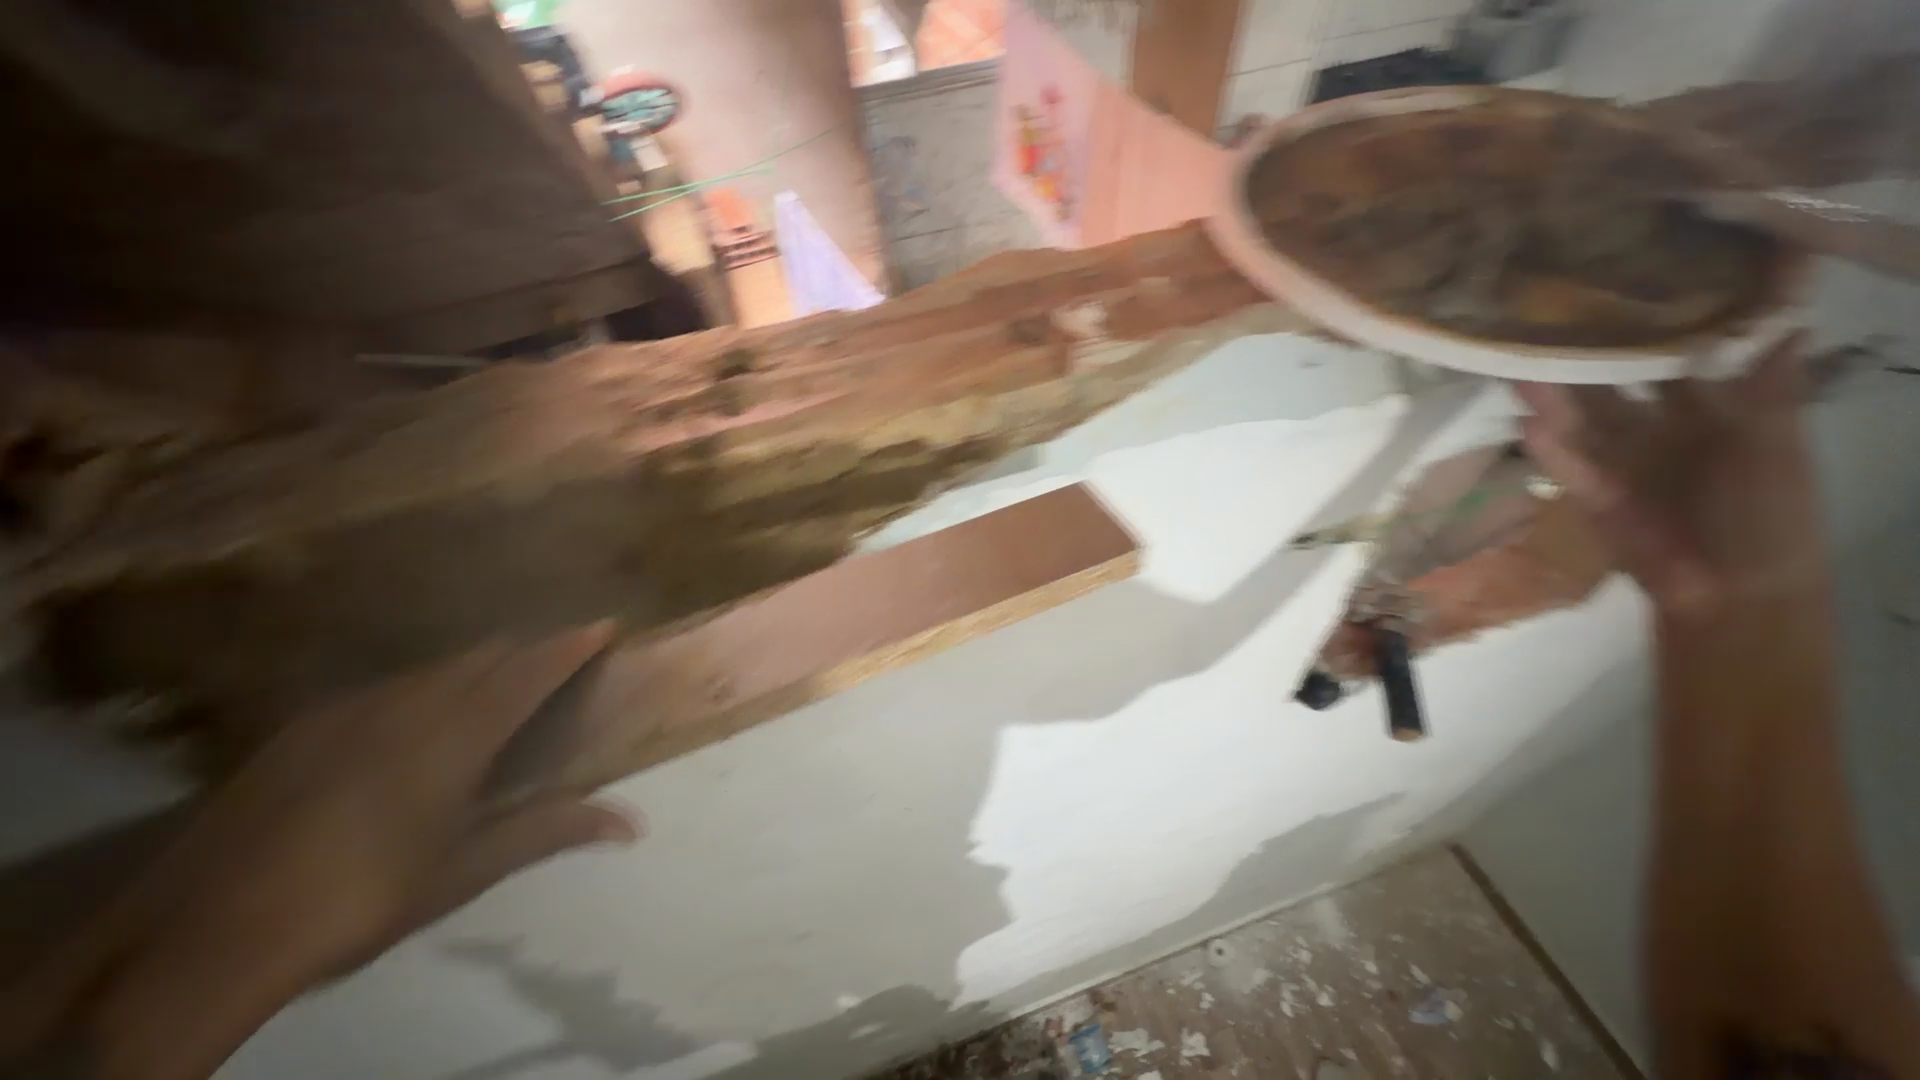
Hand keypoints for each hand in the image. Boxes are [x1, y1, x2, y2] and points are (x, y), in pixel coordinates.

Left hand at [4, 624, 639, 1079]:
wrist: (205, 931)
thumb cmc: (361, 898)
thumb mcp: (464, 871)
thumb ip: (548, 831)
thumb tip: (633, 823)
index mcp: (452, 736)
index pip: (527, 672)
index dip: (570, 644)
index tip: (605, 623)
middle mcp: (405, 704)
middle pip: (482, 657)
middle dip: (528, 650)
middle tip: (560, 659)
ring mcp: (346, 710)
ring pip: (431, 669)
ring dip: (477, 667)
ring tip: (499, 688)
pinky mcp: (303, 727)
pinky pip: (387, 687)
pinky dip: (426, 687)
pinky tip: (416, 721)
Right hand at [1513, 335, 1827, 615]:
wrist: (1740, 592)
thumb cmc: (1770, 512)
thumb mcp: (1777, 441)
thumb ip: (1769, 383)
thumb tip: (1796, 313)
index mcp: (1704, 407)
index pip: (1671, 351)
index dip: (1649, 317)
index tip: (1622, 272)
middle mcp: (1653, 425)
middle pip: (1609, 381)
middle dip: (1580, 352)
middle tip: (1541, 310)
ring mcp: (1617, 459)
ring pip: (1580, 419)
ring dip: (1551, 397)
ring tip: (1518, 365)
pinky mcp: (1591, 494)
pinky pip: (1569, 466)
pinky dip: (1551, 451)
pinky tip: (1529, 427)